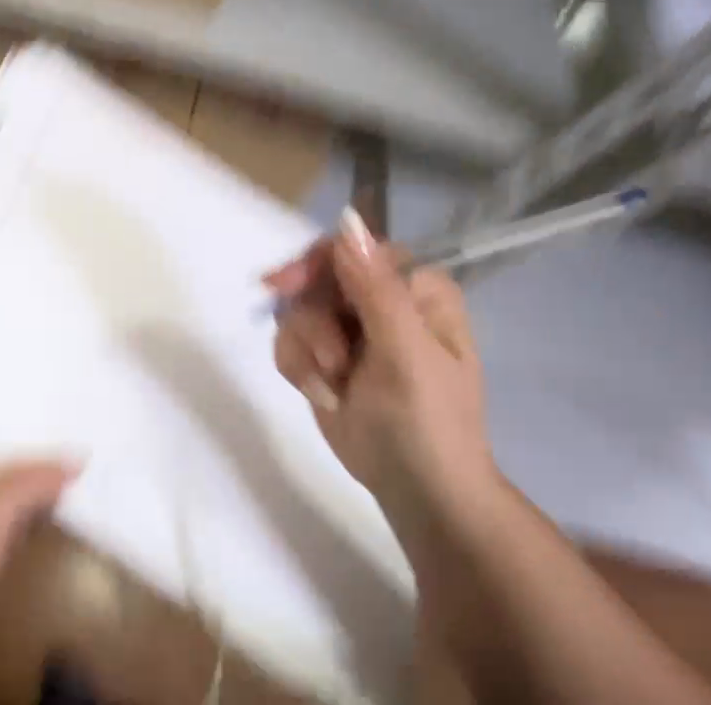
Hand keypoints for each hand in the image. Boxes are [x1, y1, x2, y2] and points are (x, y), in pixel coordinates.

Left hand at [0, 460, 78, 611]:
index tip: (88, 459)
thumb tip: (77, 457)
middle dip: (38, 476)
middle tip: (86, 476)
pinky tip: (29, 536)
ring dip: (27, 504)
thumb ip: (32, 480)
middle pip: (3, 475)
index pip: (11, 451)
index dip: (48, 458)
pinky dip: (14, 531)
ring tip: (68, 502)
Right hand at [264, 210, 496, 518]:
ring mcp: (351, 330)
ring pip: (296, 312)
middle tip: (323, 361)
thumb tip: (346, 218)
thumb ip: (374, 286)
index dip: (316, 264)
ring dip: (305, 352)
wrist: (417, 492)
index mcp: (417, 290)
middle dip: (312, 324)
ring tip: (334, 387)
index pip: (353, 250)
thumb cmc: (426, 422)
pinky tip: (323, 394)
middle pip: (316, 280)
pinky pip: (288, 340)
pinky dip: (297, 368)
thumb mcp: (404, 352)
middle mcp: (382, 301)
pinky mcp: (325, 356)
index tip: (284, 287)